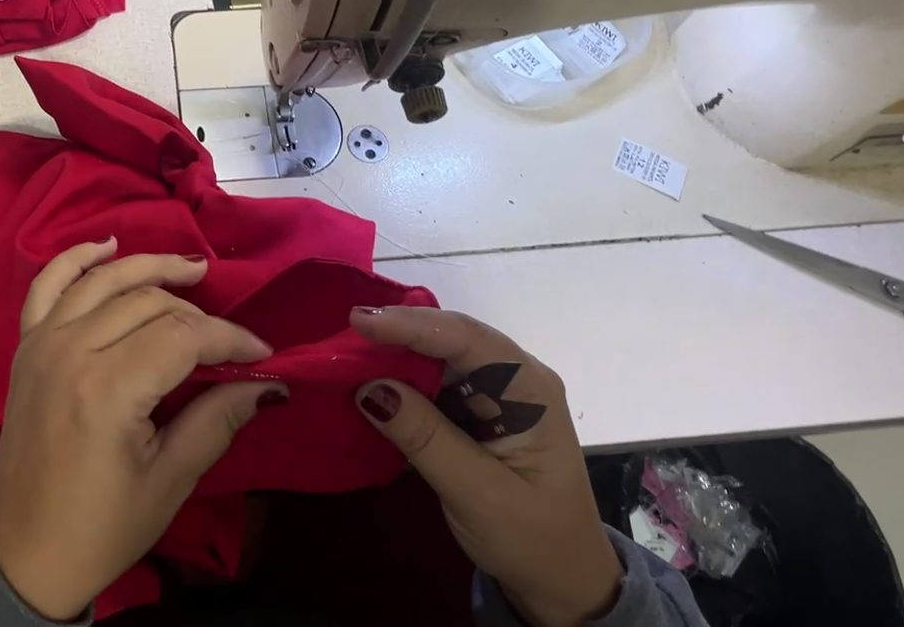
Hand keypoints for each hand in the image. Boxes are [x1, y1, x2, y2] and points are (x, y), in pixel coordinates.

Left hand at [0, 238, 285, 620]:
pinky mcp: (26, 347)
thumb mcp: (169, 481)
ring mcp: (42, 343)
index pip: (183, 336)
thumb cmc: (101, 527)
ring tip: (193, 268)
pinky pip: (48, 286)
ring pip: (106, 282)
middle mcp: (71, 351)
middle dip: (199, 315)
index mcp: (107, 389)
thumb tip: (270, 384)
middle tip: (231, 340)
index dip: (229, 339)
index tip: (263, 354)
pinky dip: (76, 260)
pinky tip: (108, 245)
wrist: (22, 554)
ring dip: (150, 268)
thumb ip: (218, 420)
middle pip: (149, 304)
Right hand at [351, 307, 620, 626]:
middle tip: (343, 330)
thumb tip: (369, 388)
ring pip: (436, 352)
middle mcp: (512, 376)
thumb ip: (426, 438)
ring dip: (393, 349)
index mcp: (529, 387)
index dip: (412, 325)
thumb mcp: (479, 494)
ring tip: (346, 346)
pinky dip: (397, 373)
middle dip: (398, 329)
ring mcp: (491, 390)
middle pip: (449, 335)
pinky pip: (430, 377)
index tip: (359, 322)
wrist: (561, 582)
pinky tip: (368, 371)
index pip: (467, 338)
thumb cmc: (533, 539)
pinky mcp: (470, 407)